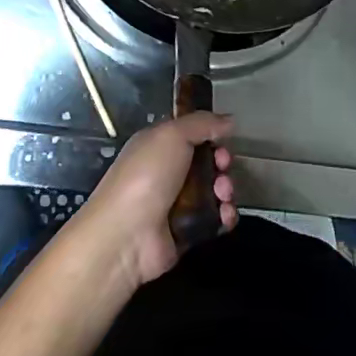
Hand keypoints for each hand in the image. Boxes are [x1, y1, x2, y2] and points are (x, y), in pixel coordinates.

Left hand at [63, 113, 237, 288]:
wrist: (127, 234)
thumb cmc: (147, 175)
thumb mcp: (171, 135)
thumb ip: (201, 123)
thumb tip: (229, 120)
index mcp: (158, 145)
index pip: (190, 135)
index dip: (210, 135)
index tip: (221, 140)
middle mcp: (167, 171)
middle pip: (207, 162)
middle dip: (222, 163)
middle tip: (222, 167)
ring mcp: (177, 203)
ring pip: (214, 190)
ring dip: (226, 190)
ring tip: (222, 195)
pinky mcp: (187, 231)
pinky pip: (215, 219)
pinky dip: (225, 216)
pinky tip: (224, 215)